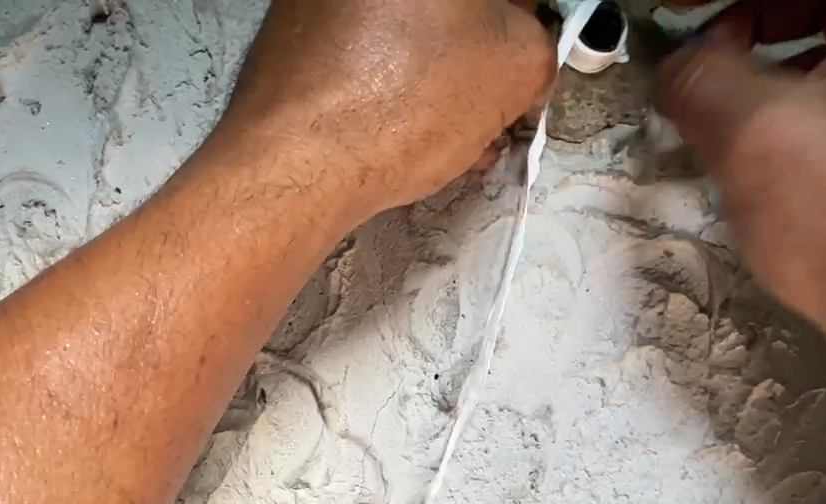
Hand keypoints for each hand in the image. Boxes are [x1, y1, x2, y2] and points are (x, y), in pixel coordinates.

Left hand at [213, 0, 555, 220]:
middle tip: (488, 110)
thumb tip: (526, 50)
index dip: (523, 22)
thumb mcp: (512, 70)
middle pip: (446, 9)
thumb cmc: (402, 105)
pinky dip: (385, 87)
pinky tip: (395, 140)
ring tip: (448, 142)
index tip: (523, 61)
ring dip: (435, 78)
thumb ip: (538, 44)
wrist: (292, 165)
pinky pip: (357, 53)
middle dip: (477, 52)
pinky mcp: (287, 34)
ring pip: (401, 29)